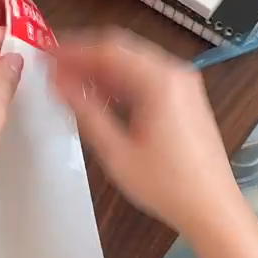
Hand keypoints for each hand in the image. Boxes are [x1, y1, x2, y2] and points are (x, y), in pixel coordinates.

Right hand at [51, 30, 247, 241]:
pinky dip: (120, 84)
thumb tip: (58, 83)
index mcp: (159, 80)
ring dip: (101, 72)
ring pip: (133, 65)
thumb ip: (85, 112)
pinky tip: (99, 98)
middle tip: (52, 68)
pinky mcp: (186, 99)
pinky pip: (147, 80)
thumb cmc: (166, 184)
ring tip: (69, 84)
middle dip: (85, 58)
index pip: (107, 50)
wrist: (212, 207)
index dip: (72, 51)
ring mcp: (184, 85)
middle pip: (121, 51)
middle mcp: (175, 73)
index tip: (45, 56)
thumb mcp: (117, 151)